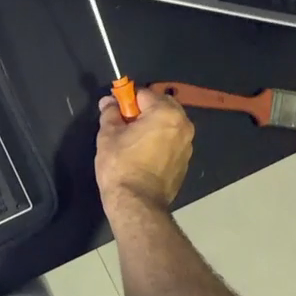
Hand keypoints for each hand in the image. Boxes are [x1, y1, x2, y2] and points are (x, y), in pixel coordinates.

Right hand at [96, 86, 193, 213]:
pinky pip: (171, 142)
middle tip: (123, 126)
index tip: (114, 109)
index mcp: (165, 113)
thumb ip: (110, 114)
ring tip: (132, 142)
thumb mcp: (107, 136)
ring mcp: (187, 144)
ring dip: (153, 126)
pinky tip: (143, 157)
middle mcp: (183, 124)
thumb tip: (109, 102)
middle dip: (143, 111)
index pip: (144, 94)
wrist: (137, 202)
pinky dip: (159, 142)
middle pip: (162, 106)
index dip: (126, 99)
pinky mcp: (185, 161)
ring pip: (168, 125)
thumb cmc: (120, 166)